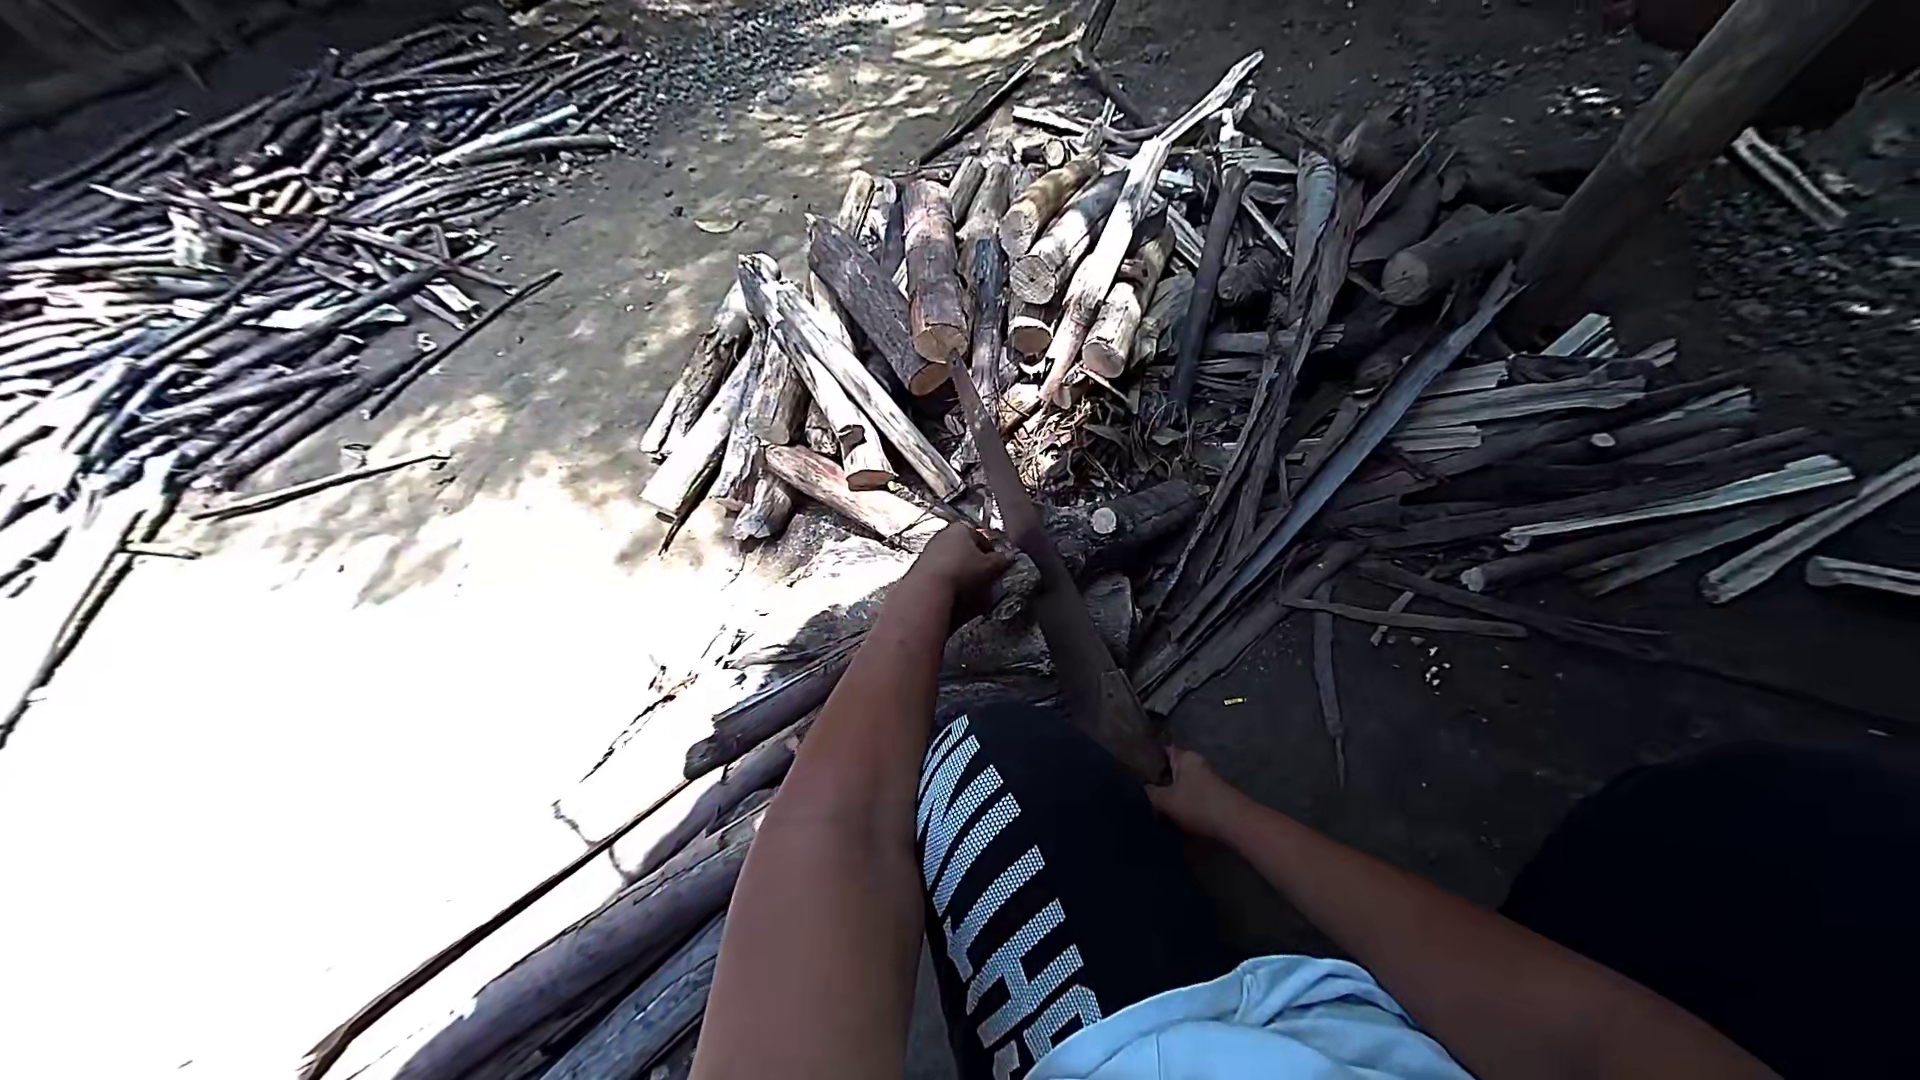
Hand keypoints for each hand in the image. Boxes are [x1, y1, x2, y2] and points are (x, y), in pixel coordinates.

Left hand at [903, 523, 1014, 623]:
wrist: (927, 592)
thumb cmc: (962, 572)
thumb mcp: (990, 567)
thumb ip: (1002, 560)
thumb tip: (1010, 557)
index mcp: (959, 528)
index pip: (980, 534)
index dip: (990, 549)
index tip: (996, 563)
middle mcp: (941, 536)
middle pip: (964, 548)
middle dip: (975, 562)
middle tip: (986, 576)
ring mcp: (928, 553)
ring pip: (951, 562)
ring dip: (961, 573)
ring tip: (972, 590)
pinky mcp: (919, 570)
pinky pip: (940, 574)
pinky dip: (948, 582)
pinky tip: (955, 595)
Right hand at [1146, 747, 1247, 839]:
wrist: (1235, 824)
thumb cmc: (1197, 805)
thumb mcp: (1165, 800)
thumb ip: (1149, 793)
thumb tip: (1142, 789)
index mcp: (1185, 757)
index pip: (1163, 751)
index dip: (1149, 758)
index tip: (1136, 770)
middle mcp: (1198, 764)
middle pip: (1173, 770)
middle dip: (1160, 781)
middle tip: (1142, 793)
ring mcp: (1209, 780)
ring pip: (1183, 785)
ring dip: (1172, 795)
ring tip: (1157, 808)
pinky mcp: (1216, 796)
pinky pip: (1193, 796)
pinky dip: (1184, 804)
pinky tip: (1175, 817)